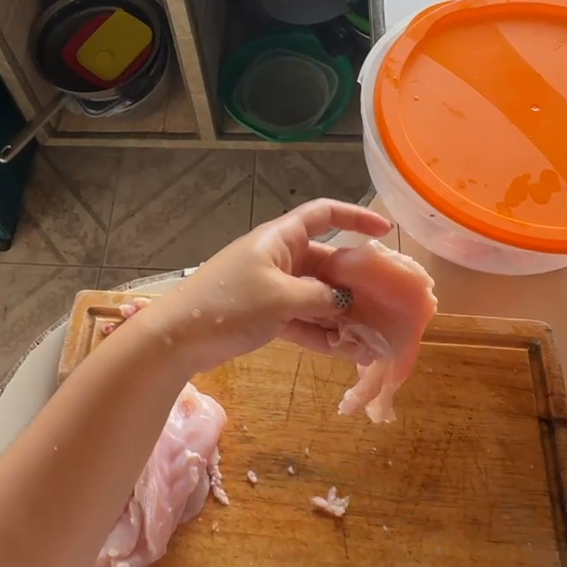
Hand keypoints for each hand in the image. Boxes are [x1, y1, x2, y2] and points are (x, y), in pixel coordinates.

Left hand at [134, 199, 392, 374]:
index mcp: (280, 238)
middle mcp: (279, 257)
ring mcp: (271, 287)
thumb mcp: (281, 297)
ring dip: (342, 315)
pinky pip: (302, 319)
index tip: (386, 231)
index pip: (323, 214)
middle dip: (355, 283)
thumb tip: (345, 300)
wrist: (178, 337)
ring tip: (373, 338)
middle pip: (326, 262)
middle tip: (387, 304)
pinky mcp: (264, 315)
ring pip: (317, 295)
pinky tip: (347, 353)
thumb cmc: (230, 304)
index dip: (355, 217)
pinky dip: (321, 333)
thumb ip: (320, 295)